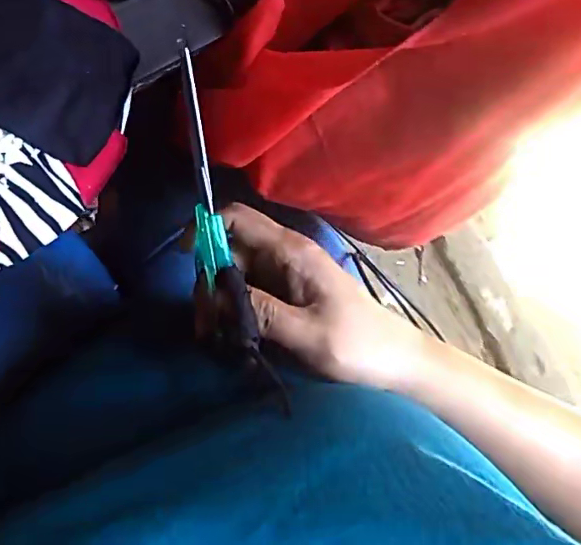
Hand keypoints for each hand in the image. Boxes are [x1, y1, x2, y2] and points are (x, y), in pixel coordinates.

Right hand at [221, 204, 434, 391]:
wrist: (395, 361)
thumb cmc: (357, 344)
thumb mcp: (309, 335)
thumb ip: (263, 313)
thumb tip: (217, 296)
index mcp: (291, 251)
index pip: (239, 218)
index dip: (207, 227)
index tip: (186, 256)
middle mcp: (283, 255)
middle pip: (229, 250)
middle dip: (208, 280)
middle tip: (203, 325)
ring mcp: (283, 275)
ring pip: (234, 274)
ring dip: (217, 301)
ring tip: (214, 338)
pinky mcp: (284, 295)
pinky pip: (247, 292)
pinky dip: (232, 311)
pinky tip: (230, 338)